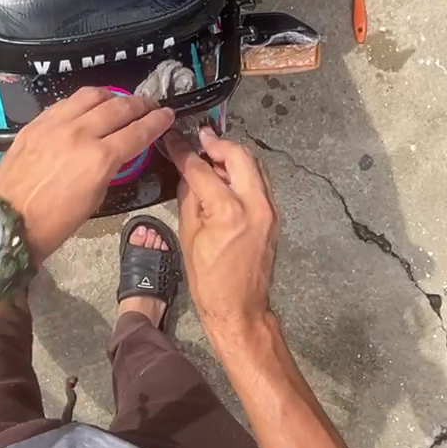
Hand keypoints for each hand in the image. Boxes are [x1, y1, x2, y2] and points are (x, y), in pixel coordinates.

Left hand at [0, 87, 174, 263]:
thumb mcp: (94, 199)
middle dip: (140, 104)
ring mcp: (55, 125)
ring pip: (91, 96)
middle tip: (150, 105)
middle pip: (118, 108)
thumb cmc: (55, 223)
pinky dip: (83, 101)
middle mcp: (79, 134)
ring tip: (120, 100)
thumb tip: (116, 151)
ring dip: (112, 96)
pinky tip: (87, 106)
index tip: (168, 114)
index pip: (137, 132)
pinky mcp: (36, 123)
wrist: (8, 223)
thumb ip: (109, 168)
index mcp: (99, 159)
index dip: (157, 122)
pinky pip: (65, 102)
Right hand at [160, 127, 279, 340]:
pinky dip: (243, 170)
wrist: (240, 308)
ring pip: (254, 163)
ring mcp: (270, 208)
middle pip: (238, 154)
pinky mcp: (274, 214)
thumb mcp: (188, 235)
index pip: (202, 168)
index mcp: (228, 211)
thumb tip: (188, 169)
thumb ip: (190, 195)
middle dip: (216, 143)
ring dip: (232, 154)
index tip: (173, 139)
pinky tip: (226, 175)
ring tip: (210, 155)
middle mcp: (255, 204)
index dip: (184, 151)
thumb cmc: (208, 280)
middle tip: (198, 140)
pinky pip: (260, 180)